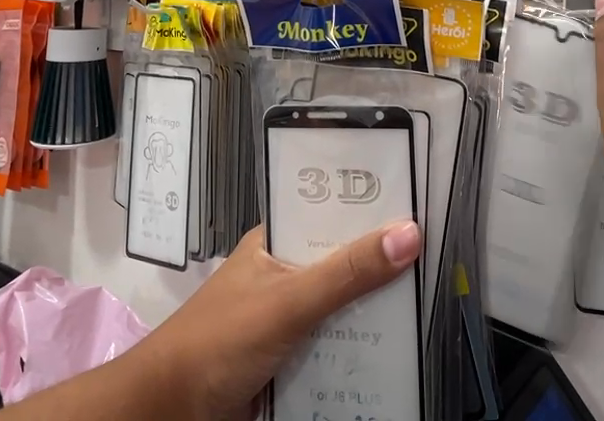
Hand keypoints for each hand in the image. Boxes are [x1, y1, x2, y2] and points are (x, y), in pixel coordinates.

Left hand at [132, 221, 422, 419]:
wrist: (166, 413)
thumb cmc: (220, 341)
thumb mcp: (289, 301)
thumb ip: (346, 272)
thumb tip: (410, 232)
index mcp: (276, 242)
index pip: (331, 211)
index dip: (372, 207)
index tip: (420, 204)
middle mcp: (284, 274)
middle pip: (343, 262)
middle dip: (383, 265)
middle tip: (436, 257)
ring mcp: (287, 318)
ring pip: (343, 307)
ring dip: (375, 311)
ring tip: (429, 302)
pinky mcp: (290, 358)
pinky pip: (336, 346)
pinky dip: (360, 348)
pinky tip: (396, 348)